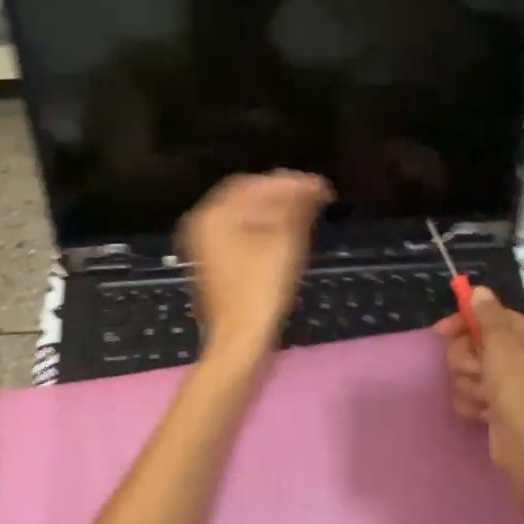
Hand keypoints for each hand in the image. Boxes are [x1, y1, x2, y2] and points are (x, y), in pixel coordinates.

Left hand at [179, 171, 331, 358]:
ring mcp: (205, 248)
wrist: (240, 341)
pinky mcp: (215, 266)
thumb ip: (297, 206)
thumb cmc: (261, 290)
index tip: (322, 188)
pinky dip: (264, 232)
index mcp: (213, 215)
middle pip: (247, 199)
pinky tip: (287, 238)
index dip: (290, 182)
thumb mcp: (285, 242)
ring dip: (275, 214)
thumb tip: (312, 184)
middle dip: (282, 197)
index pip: (255, 184)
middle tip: (317, 201)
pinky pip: (241, 237)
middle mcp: (202, 226)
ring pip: (245, 218)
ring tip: (308, 217)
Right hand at [436, 287, 523, 484]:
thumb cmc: (519, 393)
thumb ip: (488, 316)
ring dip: (470, 385)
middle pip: (473, 344)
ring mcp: (508, 380)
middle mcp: (521, 354)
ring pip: (467, 370)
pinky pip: (469, 392)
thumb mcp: (502, 347)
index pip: (488, 316)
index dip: (464, 323)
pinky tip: (485, 414)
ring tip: (486, 399)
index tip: (440, 332)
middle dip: (467, 362)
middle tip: (479, 373)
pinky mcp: (496, 403)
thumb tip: (479, 290)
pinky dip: (473, 403)